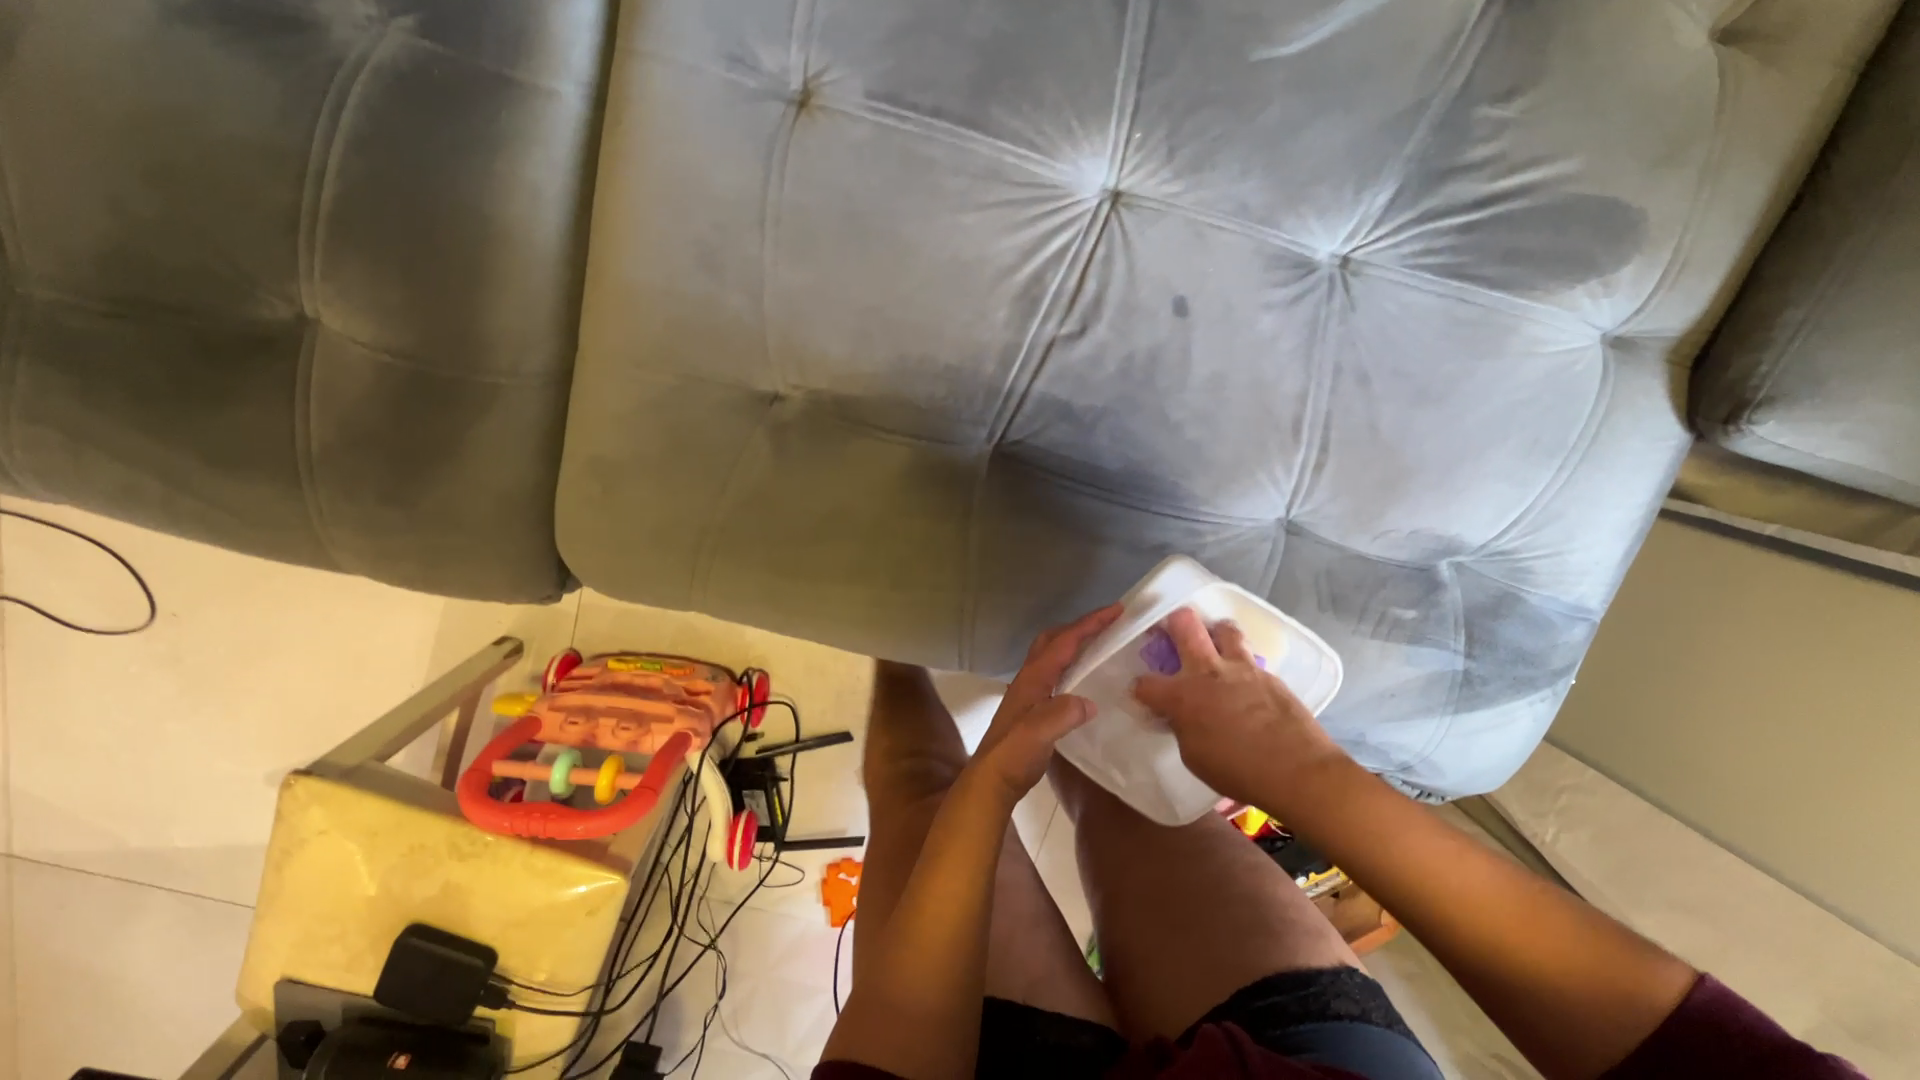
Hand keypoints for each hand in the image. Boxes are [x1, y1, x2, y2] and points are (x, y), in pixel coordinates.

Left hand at [969, 604, 1124, 803]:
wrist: (991, 781)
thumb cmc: (1013, 755)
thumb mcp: (1038, 734)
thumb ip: (1061, 714)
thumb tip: (1089, 702)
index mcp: (1033, 678)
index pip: (1063, 641)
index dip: (1089, 624)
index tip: (1116, 611)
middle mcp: (1029, 679)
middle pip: (1053, 640)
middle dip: (1079, 627)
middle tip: (1108, 623)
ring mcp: (1029, 694)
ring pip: (1052, 657)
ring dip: (1074, 644)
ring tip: (1102, 646)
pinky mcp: (1032, 709)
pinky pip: (1055, 675)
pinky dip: (1072, 667)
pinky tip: (1087, 683)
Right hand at [1131, 608, 1347, 813]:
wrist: (1297, 770)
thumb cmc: (1238, 771)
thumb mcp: (1194, 757)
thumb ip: (1182, 728)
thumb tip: (1180, 717)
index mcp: (1182, 695)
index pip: (1145, 684)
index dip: (1139, 689)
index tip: (1143, 696)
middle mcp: (1209, 672)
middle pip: (1185, 625)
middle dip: (1173, 622)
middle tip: (1172, 631)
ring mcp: (1242, 669)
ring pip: (1224, 628)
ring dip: (1215, 633)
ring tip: (1215, 645)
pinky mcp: (1270, 675)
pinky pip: (1250, 658)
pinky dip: (1241, 663)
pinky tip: (1245, 682)